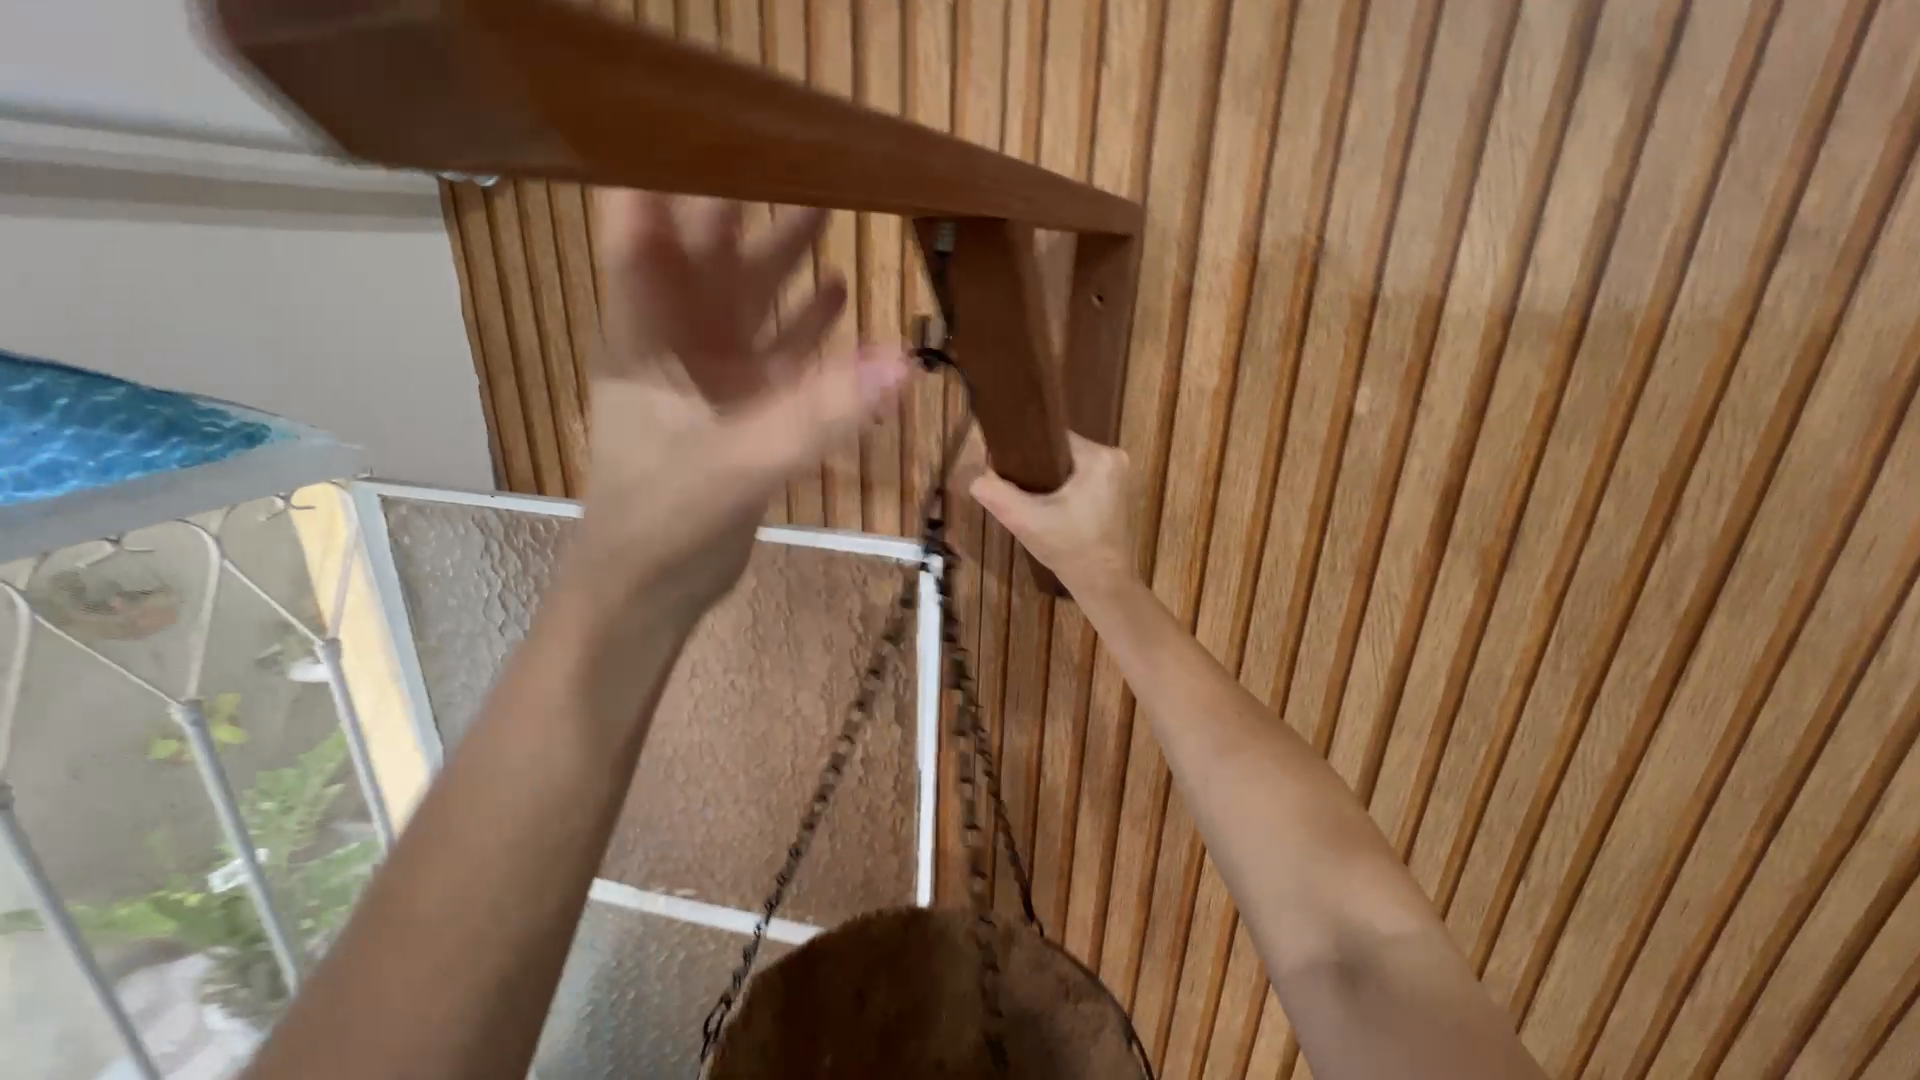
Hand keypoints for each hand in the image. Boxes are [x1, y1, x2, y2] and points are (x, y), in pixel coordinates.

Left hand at [567, 190, 908, 618]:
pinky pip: (775, 351)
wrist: (650, 591)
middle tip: (800, 151)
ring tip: (827, 206)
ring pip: (746, 298)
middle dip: (746, 202)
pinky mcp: (737, 407)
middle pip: (707, 252)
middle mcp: (674, 340)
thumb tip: (902, 364)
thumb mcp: (737, 464)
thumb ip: (818, 415)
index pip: (642, 228)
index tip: (717, 128)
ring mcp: (707, 374)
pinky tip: (838, 297)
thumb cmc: (663, 521)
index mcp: (645, 334)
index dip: (668, 171)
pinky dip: (803, 326)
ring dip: (782, 257)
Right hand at [969, 433, 1135, 593]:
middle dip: (1038, 469)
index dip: (1027, 452)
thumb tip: (975, 479)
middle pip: (1061, 452)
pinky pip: (1081, 480)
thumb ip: (997, 495)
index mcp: (1100, 457)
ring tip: (1033, 500)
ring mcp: (1118, 477)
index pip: (1052, 438)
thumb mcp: (1026, 521)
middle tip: (1019, 491)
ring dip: (1050, 481)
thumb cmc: (1070, 549)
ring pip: (1069, 467)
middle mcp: (1114, 459)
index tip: (1010, 470)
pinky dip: (1064, 491)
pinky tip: (1051, 509)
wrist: (1103, 584)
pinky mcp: (1116, 493)